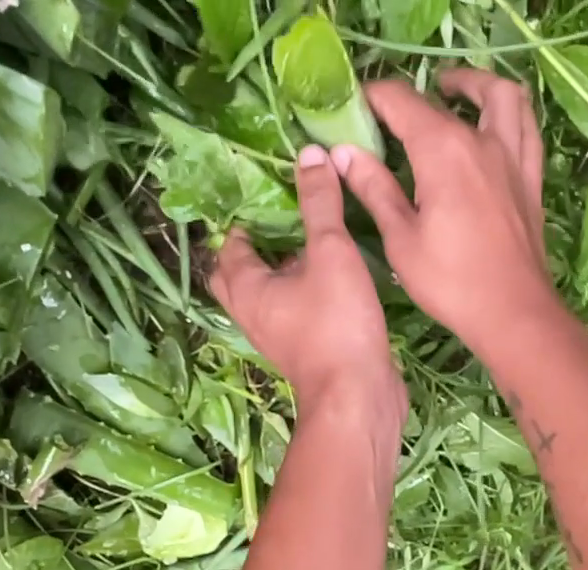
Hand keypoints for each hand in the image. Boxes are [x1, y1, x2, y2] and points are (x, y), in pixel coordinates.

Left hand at [209, 145, 403, 418]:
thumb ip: (319, 204)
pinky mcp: (305, 352)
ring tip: (308, 242)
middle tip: (279, 220)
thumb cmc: (337, 324)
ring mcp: (279, 338)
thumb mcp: (330, 253)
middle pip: (238, 277)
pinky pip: (293, 314)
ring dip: (280, 272)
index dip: (241, 219)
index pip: (229, 247)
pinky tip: (330, 278)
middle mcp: (253, 315)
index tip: (264, 193)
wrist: (358, 397)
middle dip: (251, 249)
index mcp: (247, 289)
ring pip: (267, 297)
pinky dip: (302, 293)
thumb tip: (309, 155)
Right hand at [332, 69, 557, 347]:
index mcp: (442, 150)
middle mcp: (481, 140)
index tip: (353, 108)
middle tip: (390, 111)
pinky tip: (495, 125)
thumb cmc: (450, 282)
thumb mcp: (400, 239)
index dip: (373, 98)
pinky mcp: (530, 178)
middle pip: (445, 98)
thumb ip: (374, 189)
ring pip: (501, 96)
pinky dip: (509, 114)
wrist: (512, 312)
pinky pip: (526, 128)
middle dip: (412, 96)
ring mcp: (512, 156)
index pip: (401, 101)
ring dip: (475, 85)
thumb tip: (344, 154)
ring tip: (452, 91)